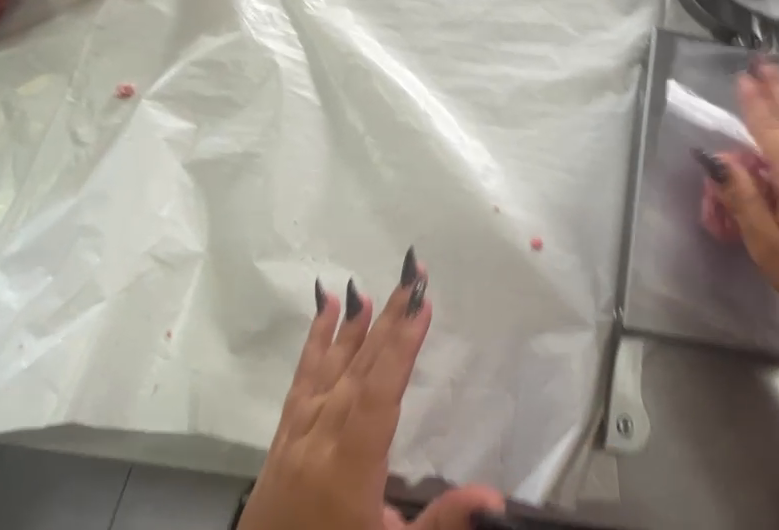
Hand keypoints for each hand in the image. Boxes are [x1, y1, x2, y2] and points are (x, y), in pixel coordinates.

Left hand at [239, 255, 505, 529]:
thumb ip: (442, 521)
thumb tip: (496, 498)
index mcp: (348, 466)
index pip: (379, 393)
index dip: (402, 345)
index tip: (422, 302)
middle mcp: (319, 440)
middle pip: (359, 369)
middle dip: (389, 319)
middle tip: (412, 273)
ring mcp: (297, 436)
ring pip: (329, 369)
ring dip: (352, 326)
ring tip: (370, 289)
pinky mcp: (282, 440)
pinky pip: (301, 382)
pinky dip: (314, 344)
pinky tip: (324, 314)